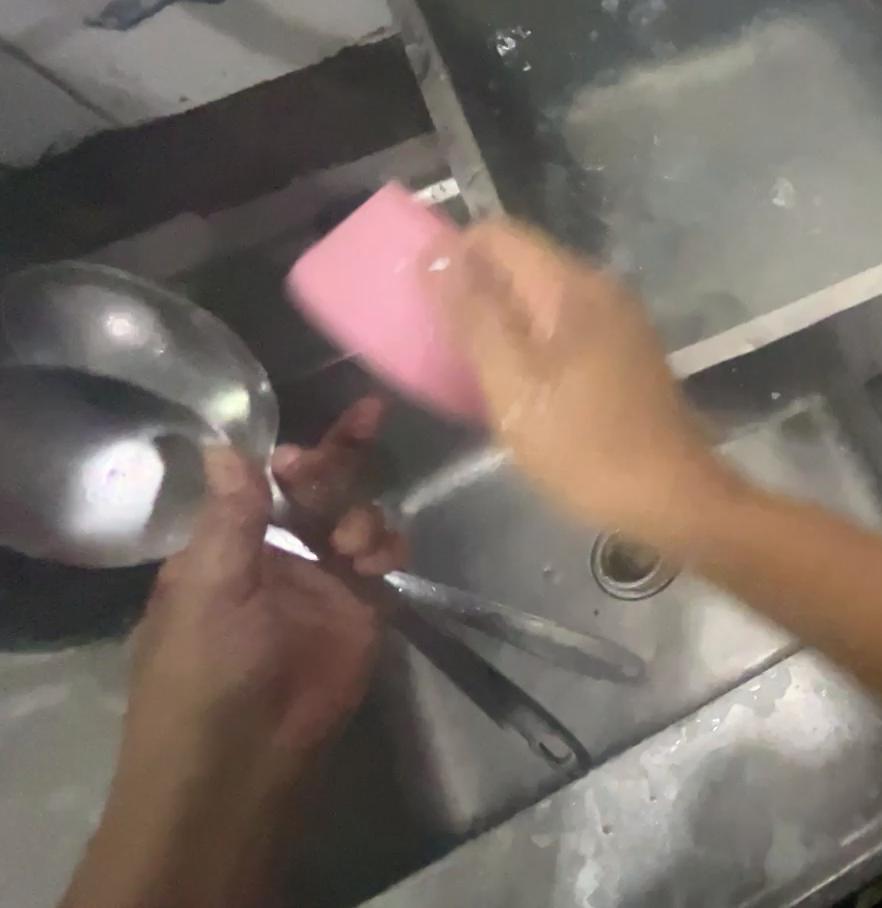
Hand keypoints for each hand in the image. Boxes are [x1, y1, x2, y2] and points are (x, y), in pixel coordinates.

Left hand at [61, 400, 406, 907]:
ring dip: (365, 516)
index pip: (263, 485)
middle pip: (319, 488)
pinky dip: (391, 547)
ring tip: (357, 548)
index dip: (290, 457)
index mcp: (227, 548)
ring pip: (360, 514)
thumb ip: (228, 519)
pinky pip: (388, 552)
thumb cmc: (210, 669)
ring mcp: (326, 575)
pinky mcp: (367, 598)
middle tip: (371, 414)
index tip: (309, 444)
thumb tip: (224, 446)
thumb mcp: (209, 590)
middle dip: (342, 455)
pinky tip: (382, 564)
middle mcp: (279, 553)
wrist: (254, 749)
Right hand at [432, 219, 746, 551]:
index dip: (454, 254)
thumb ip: (474, 314)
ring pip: (544, 299)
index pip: (501, 233)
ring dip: (503, 321)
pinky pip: (568, 328)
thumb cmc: (584, 444)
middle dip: (474, 290)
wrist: (670, 493)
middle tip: (437, 340)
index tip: (420, 300)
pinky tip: (516, 382)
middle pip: (523, 264)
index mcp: (576, 287)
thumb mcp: (512, 382)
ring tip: (467, 365)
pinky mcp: (629, 353)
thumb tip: (438, 250)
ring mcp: (624, 323)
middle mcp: (606, 291)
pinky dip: (535, 343)